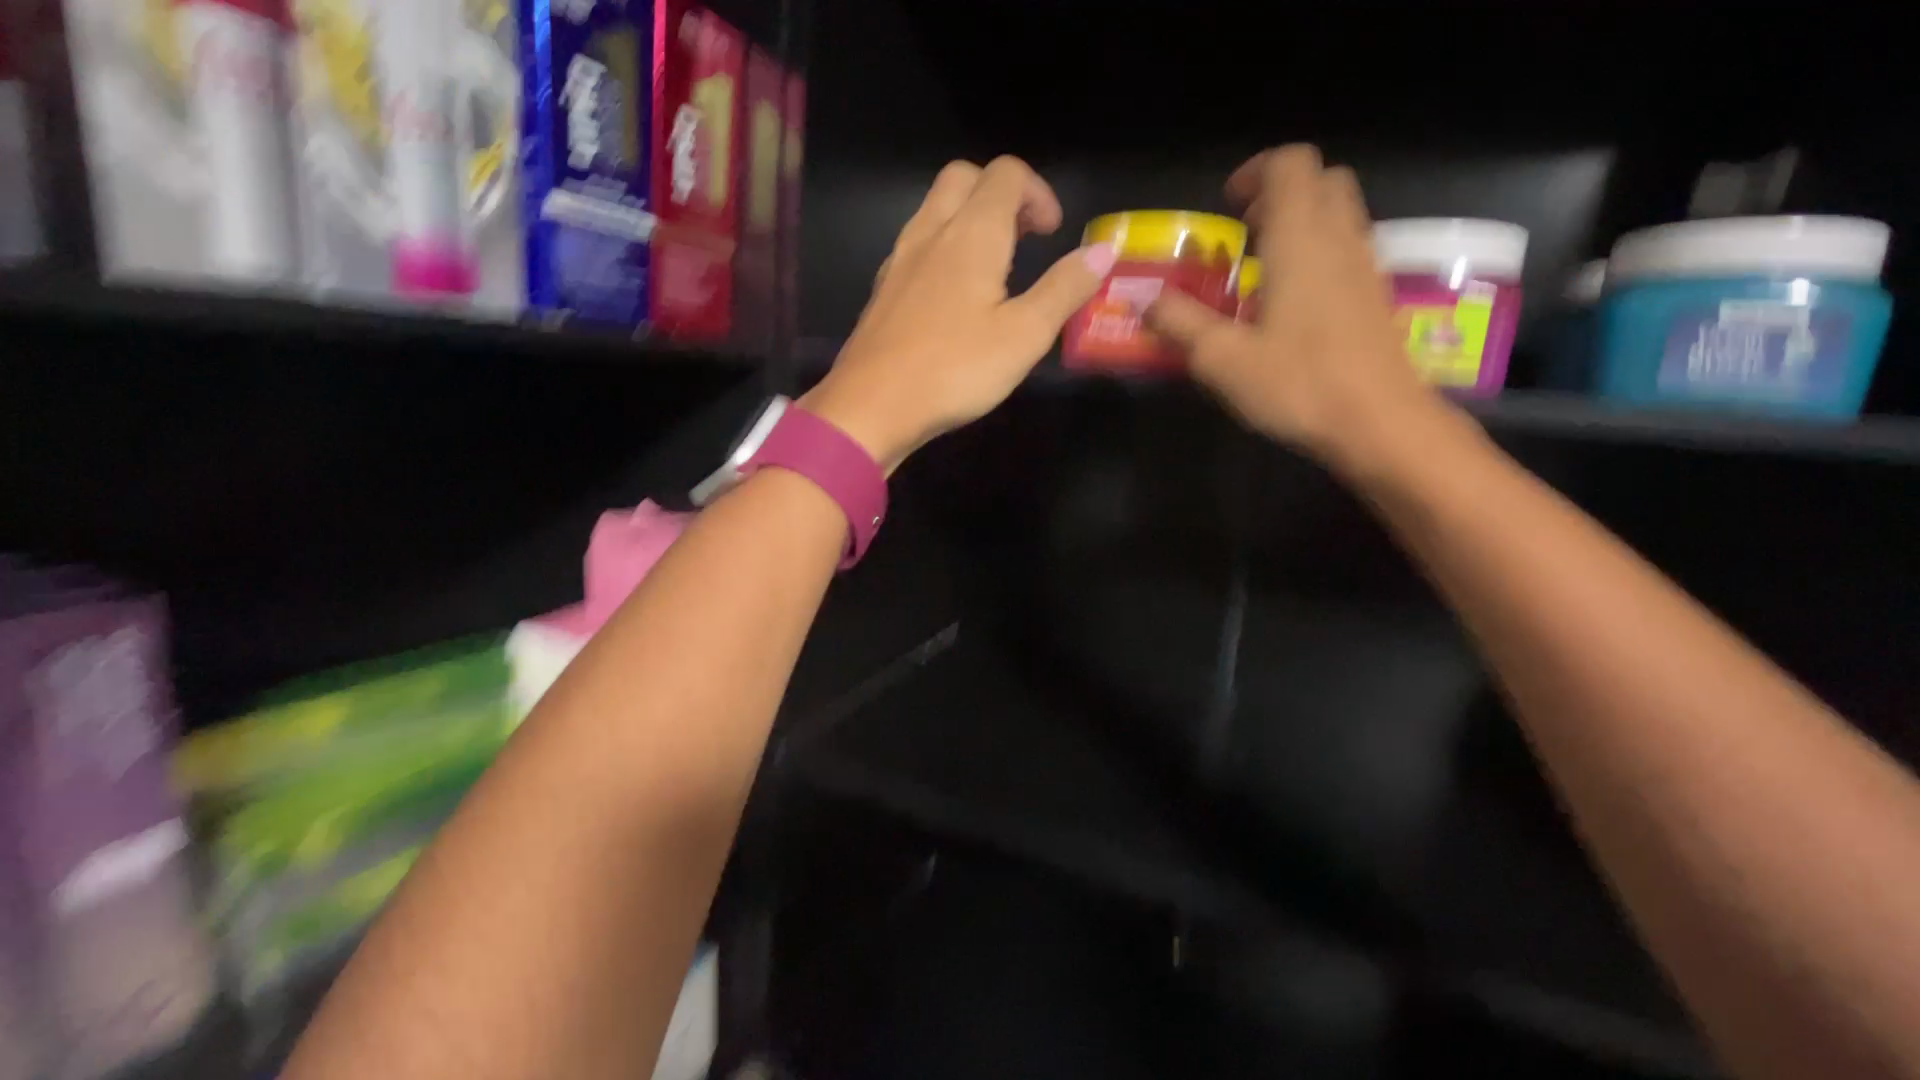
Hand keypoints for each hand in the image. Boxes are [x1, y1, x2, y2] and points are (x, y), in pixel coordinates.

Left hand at [802, 157, 1116, 471]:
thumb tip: (1103, 250)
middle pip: (963, 178)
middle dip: (1001, 194)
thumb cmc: (955, 370)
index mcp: (971, 234)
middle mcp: (931, 233)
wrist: (870, 407)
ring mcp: (900, 260)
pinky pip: (917, 245)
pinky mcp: (884, 290)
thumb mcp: (1024, 335)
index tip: (1054, 235)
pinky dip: (944, 248)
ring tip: (997, 264)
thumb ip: (1064, 288)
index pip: (1006, 175)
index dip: (1039, 192)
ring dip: (970, 218)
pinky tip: (956, 294)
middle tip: (1026, 236)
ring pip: (935, 209)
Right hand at [1145, 145, 1440, 469]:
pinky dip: (1320, 255)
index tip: (1227, 207)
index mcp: (1299, 239)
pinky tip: (1293, 304)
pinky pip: (1348, 250)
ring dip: (1302, 224)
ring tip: (1264, 268)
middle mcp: (1338, 239)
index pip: (1290, 163)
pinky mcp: (1376, 297)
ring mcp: (1365, 267)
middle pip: (1321, 180)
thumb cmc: (1299, 383)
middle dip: (1281, 193)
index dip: (1256, 171)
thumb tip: (1146, 301)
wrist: (1381, 423)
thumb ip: (1180, 323)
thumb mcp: (1222, 359)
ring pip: (1339, 214)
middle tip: (1245, 231)